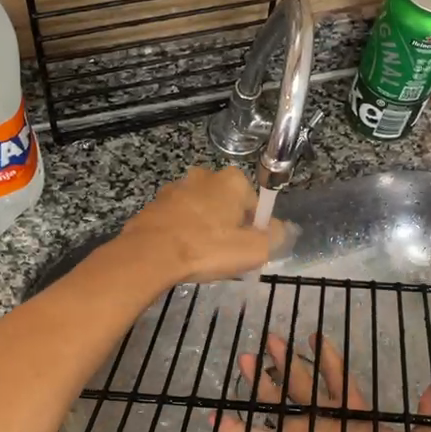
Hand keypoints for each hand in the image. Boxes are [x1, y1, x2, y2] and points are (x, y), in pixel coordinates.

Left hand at [112, 166, 281, 283]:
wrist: (150, 254)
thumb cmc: (207, 248)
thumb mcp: (254, 249)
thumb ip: (275, 236)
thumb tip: (280, 228)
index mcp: (232, 180)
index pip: (255, 204)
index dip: (254, 228)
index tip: (245, 248)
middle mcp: (204, 175)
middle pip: (227, 204)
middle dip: (228, 225)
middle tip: (225, 253)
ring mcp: (176, 188)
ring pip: (201, 211)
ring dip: (204, 228)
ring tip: (201, 255)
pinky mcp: (155, 203)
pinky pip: (178, 218)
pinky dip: (182, 231)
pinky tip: (181, 252)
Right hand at [216, 332, 430, 431]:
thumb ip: (427, 411)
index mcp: (355, 412)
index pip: (337, 376)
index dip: (327, 356)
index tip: (315, 335)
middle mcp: (327, 418)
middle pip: (301, 382)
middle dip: (287, 359)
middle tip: (272, 337)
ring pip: (278, 401)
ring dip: (261, 382)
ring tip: (244, 358)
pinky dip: (238, 429)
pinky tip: (218, 416)